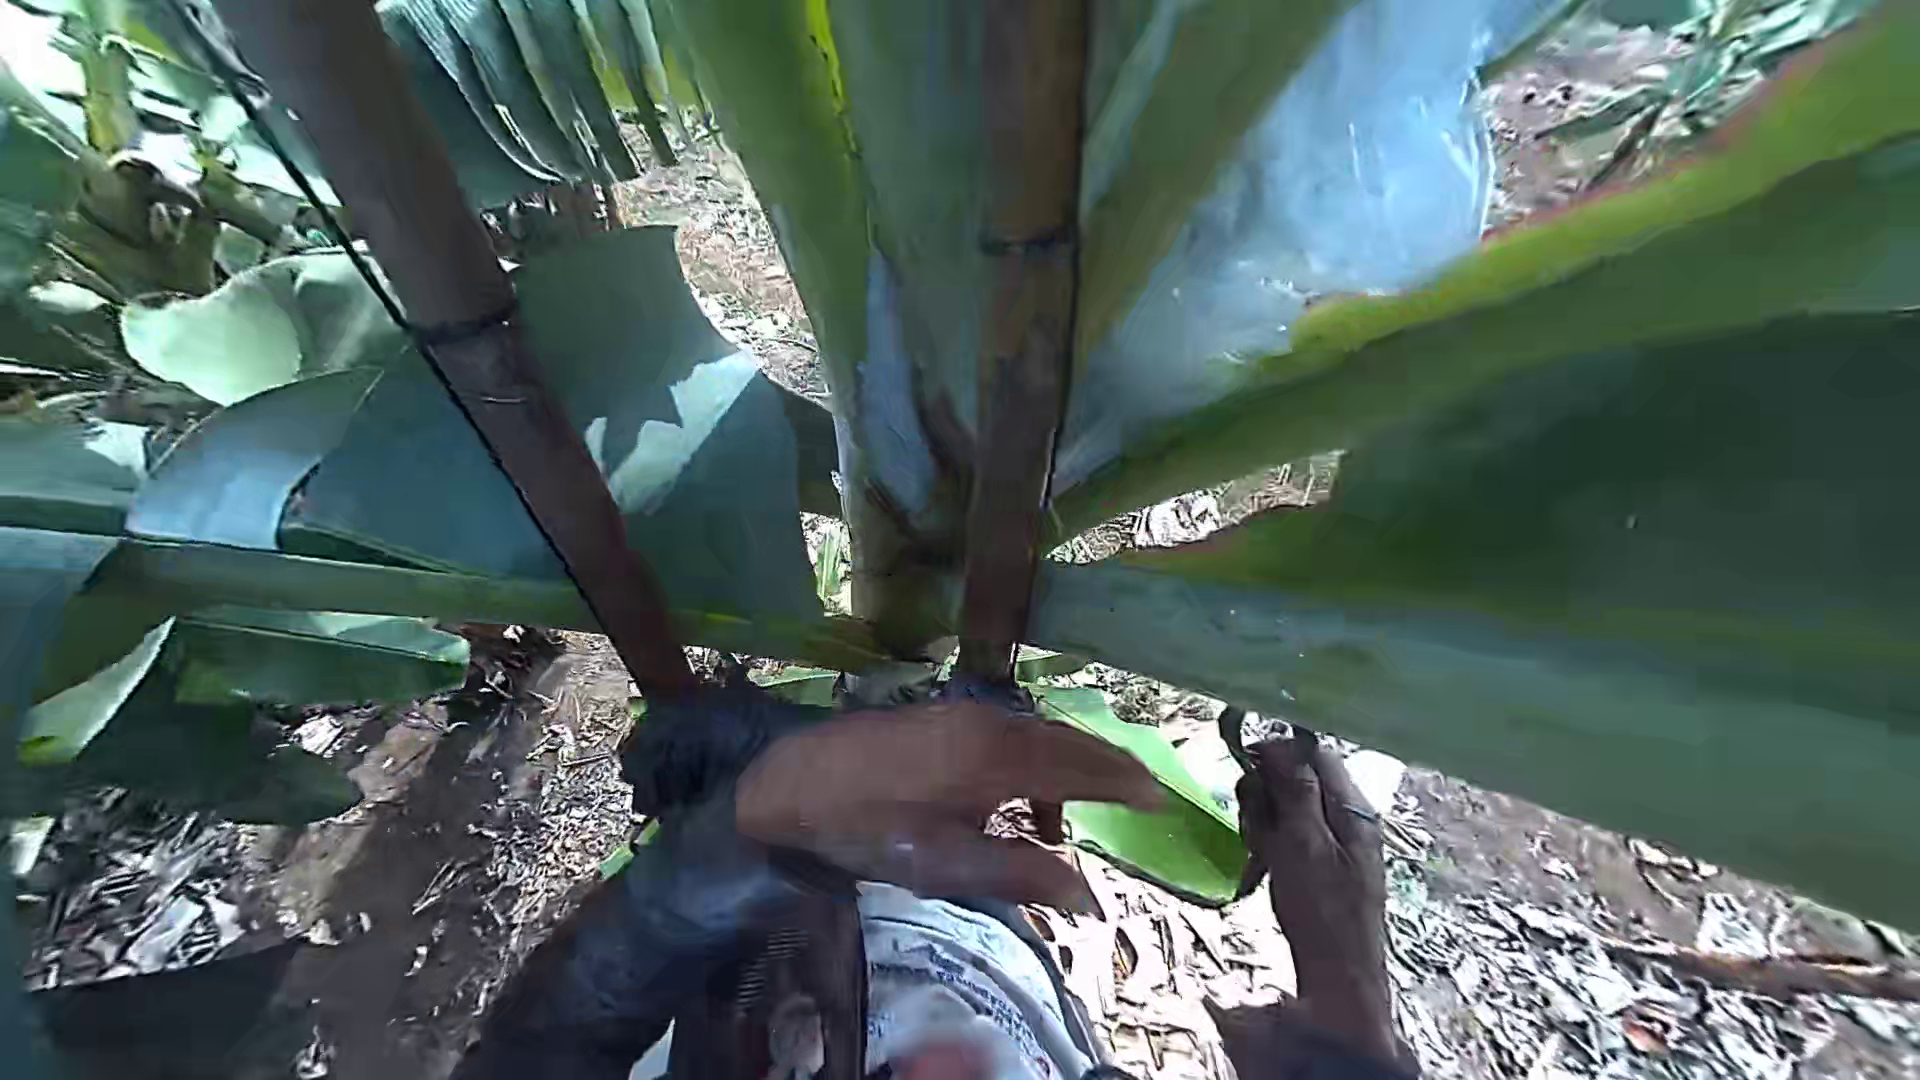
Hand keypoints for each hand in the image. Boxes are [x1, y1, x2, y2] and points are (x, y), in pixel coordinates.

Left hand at [735, 703, 1160, 910]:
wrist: (800, 776)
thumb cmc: (873, 825)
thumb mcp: (946, 863)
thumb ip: (1021, 872)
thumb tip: (1088, 896)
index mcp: (997, 759)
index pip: (1081, 768)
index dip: (1125, 784)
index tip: (1162, 799)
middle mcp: (992, 723)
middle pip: (1067, 740)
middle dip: (1108, 767)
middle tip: (1142, 794)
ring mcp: (968, 712)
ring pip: (1040, 734)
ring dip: (1067, 769)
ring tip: (1067, 825)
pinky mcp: (950, 713)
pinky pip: (1011, 731)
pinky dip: (1031, 762)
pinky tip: (1018, 799)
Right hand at [1236, 736, 1396, 1062]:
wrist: (1337, 975)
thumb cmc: (1320, 905)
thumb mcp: (1303, 841)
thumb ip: (1295, 789)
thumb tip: (1281, 742)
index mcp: (1351, 807)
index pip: (1314, 752)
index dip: (1278, 751)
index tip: (1247, 764)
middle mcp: (1345, 816)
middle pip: (1296, 775)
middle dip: (1266, 789)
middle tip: (1255, 818)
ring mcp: (1333, 838)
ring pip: (1285, 801)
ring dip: (1263, 815)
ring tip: (1259, 843)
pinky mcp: (1318, 857)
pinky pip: (1287, 828)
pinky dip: (1269, 836)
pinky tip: (1264, 856)